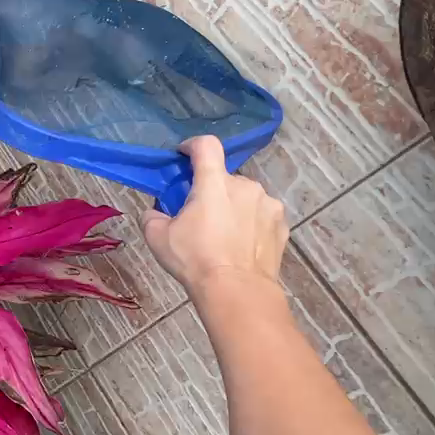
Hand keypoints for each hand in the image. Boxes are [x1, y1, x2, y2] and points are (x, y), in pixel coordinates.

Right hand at [142, 136, 288, 297]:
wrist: (236, 289)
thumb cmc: (195, 259)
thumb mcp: (158, 238)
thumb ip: (153, 217)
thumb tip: (156, 213)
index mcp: (214, 183)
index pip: (206, 146)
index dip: (192, 145)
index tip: (183, 154)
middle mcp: (246, 186)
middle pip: (224, 179)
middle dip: (211, 191)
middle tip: (198, 215)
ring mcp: (268, 204)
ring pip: (245, 198)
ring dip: (232, 207)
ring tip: (222, 234)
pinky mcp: (282, 224)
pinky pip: (261, 216)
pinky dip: (250, 223)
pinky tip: (240, 245)